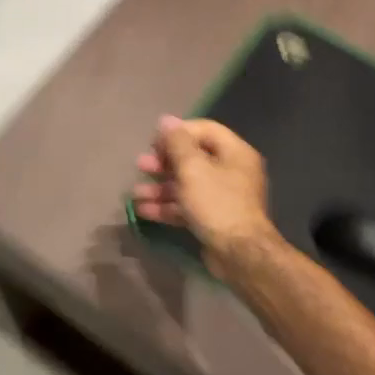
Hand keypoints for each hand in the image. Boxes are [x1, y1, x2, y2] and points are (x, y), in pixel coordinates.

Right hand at [133, 116, 275, 267]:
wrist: (239, 254)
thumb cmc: (217, 204)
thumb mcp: (193, 169)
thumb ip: (177, 143)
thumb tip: (165, 120)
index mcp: (235, 152)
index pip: (204, 130)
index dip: (177, 133)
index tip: (154, 143)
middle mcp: (231, 171)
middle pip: (193, 158)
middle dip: (164, 162)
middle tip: (141, 166)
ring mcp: (223, 197)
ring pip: (187, 185)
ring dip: (161, 187)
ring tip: (135, 194)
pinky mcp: (213, 219)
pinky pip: (188, 206)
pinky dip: (168, 207)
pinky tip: (144, 211)